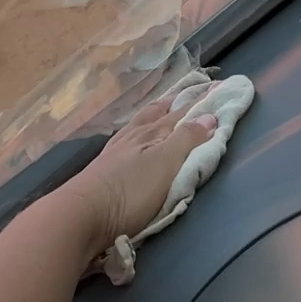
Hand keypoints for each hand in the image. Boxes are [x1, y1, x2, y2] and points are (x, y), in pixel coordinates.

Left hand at [52, 99, 218, 253]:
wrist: (82, 213)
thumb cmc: (130, 190)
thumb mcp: (165, 164)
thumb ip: (186, 140)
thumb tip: (209, 115)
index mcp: (152, 131)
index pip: (182, 112)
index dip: (200, 102)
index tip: (218, 88)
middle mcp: (135, 133)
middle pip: (159, 112)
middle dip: (178, 102)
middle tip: (192, 91)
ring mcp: (117, 149)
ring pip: (142, 122)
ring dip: (157, 113)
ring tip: (166, 107)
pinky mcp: (105, 165)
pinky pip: (129, 136)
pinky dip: (140, 129)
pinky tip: (135, 133)